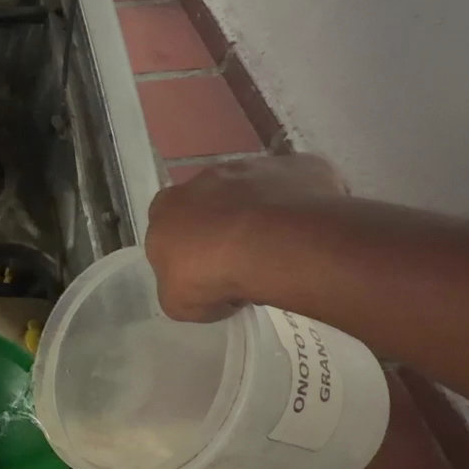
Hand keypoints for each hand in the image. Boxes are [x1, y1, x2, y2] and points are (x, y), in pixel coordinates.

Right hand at [146, 154, 345, 320]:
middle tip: (238, 261)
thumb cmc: (212, 274)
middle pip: (207, 204)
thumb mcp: (177, 303)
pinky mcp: (293, 165)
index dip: (182, 248)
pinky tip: (302, 233)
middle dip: (219, 227)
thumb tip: (202, 290)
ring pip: (250, 193)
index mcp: (166, 208)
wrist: (276, 246)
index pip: (166, 225)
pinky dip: (295, 207)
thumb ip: (177, 288)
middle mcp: (203, 179)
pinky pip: (292, 188)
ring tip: (275, 249)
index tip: (200, 271)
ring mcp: (250, 168)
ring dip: (257, 215)